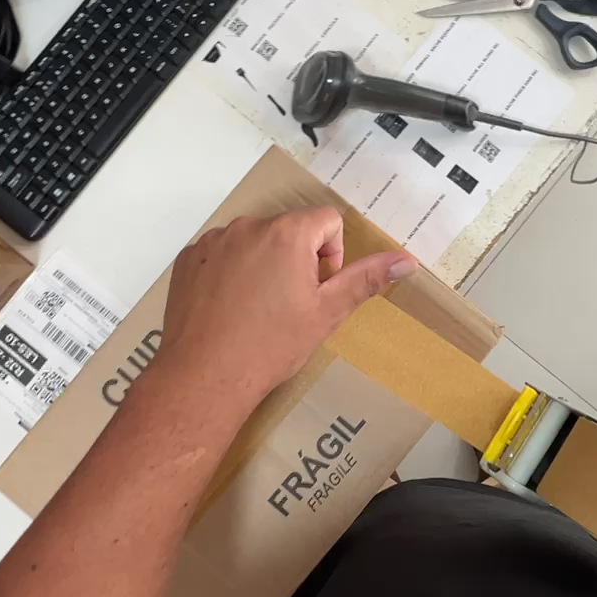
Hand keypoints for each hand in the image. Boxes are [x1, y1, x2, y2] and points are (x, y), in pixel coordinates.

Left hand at [154, 207, 415, 405]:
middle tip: (289, 304)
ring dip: (264, 263)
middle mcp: (248, 226)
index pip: (327, 221)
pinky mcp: (188, 258)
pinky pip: (221, 252)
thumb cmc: (271, 345)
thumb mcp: (327, 312)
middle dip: (297, 258)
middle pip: (290, 229)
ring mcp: (213, 240)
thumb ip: (366, 279)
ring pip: (255, 240)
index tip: (316, 289)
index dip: (331, 255)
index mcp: (287, 233)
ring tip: (257, 308)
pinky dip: (230, 271)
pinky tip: (229, 307)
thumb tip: (408, 260)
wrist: (206, 375)